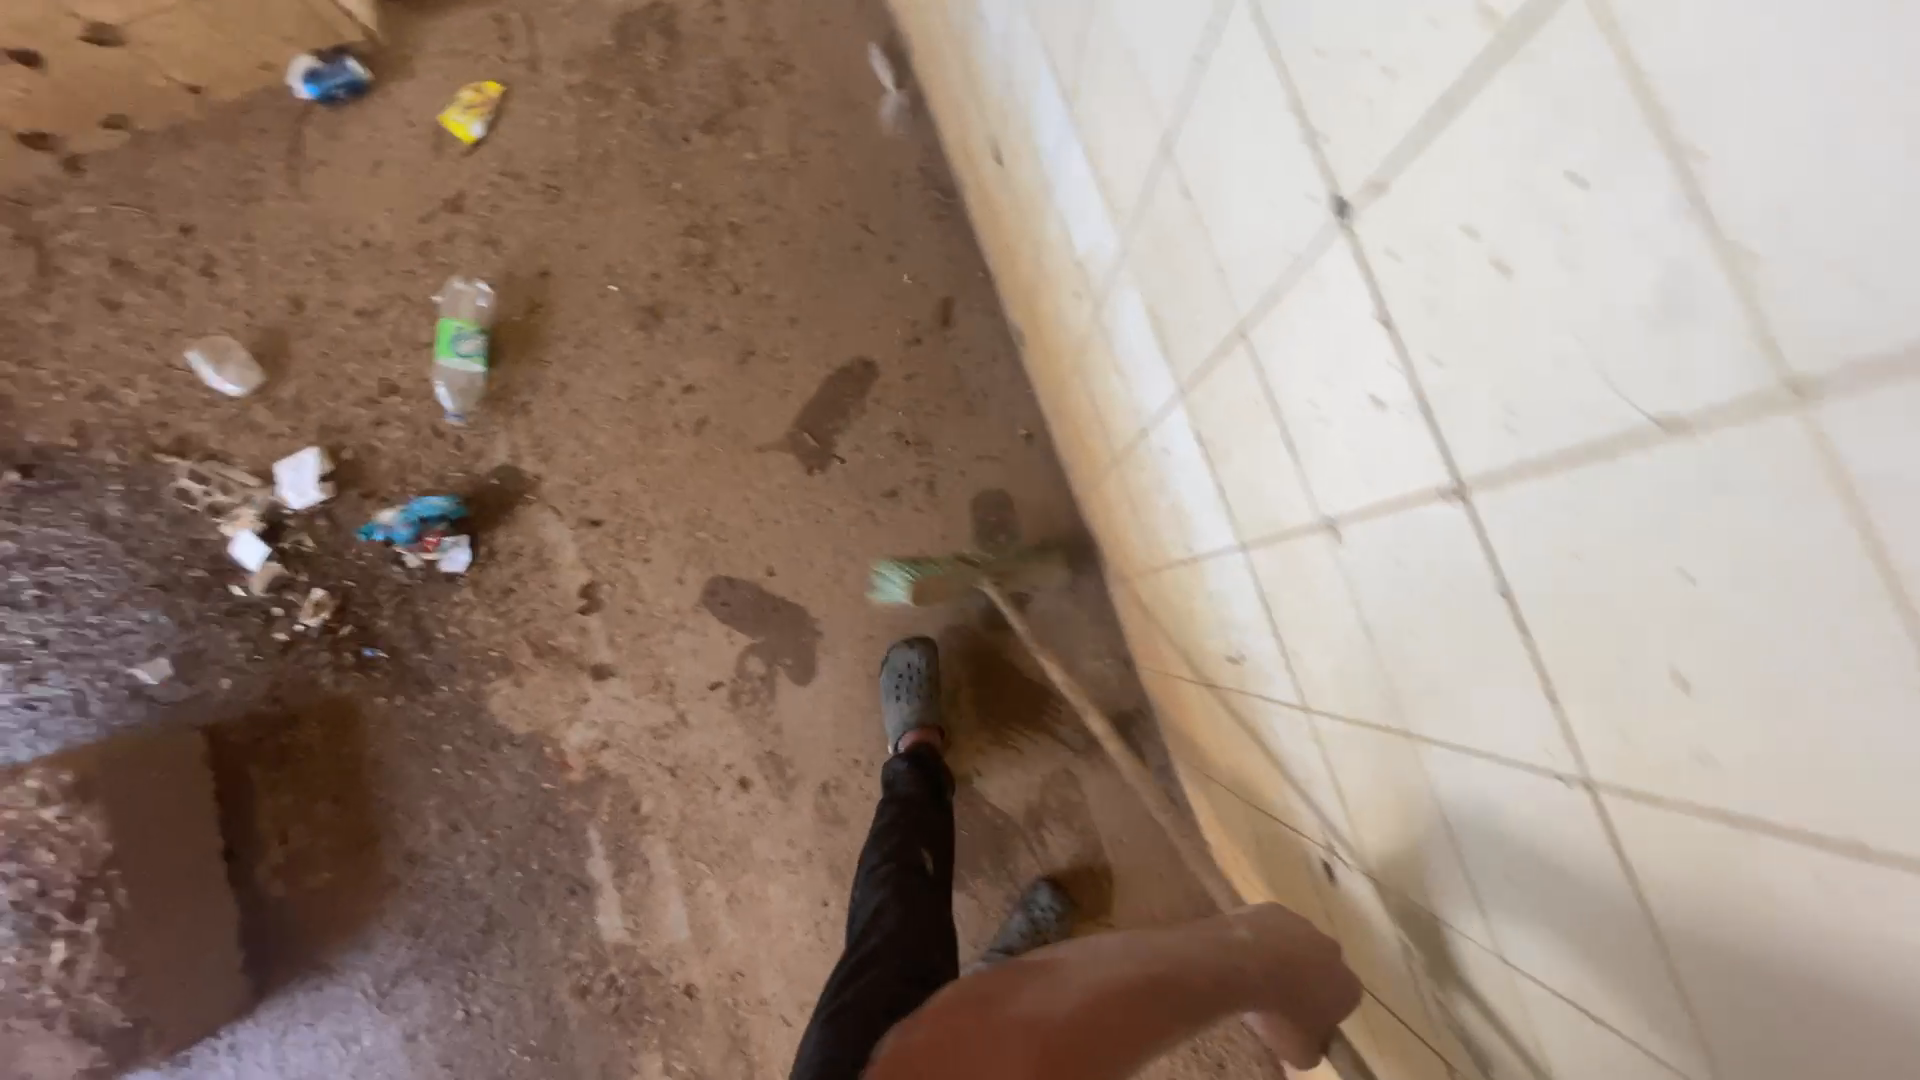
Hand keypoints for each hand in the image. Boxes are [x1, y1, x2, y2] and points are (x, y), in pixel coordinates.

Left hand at [1224, 904, 1362, 1067]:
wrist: (1241, 963)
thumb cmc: (1279, 1014)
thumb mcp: (1301, 1053)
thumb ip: (1312, 1050)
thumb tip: (1308, 1046)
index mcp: (1347, 986)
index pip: (1344, 1001)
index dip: (1324, 1013)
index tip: (1303, 1023)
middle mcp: (1331, 950)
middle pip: (1321, 968)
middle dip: (1304, 981)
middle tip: (1278, 998)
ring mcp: (1300, 923)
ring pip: (1294, 944)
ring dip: (1281, 957)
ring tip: (1255, 975)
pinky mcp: (1270, 907)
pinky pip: (1268, 928)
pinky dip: (1259, 938)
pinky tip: (1241, 954)